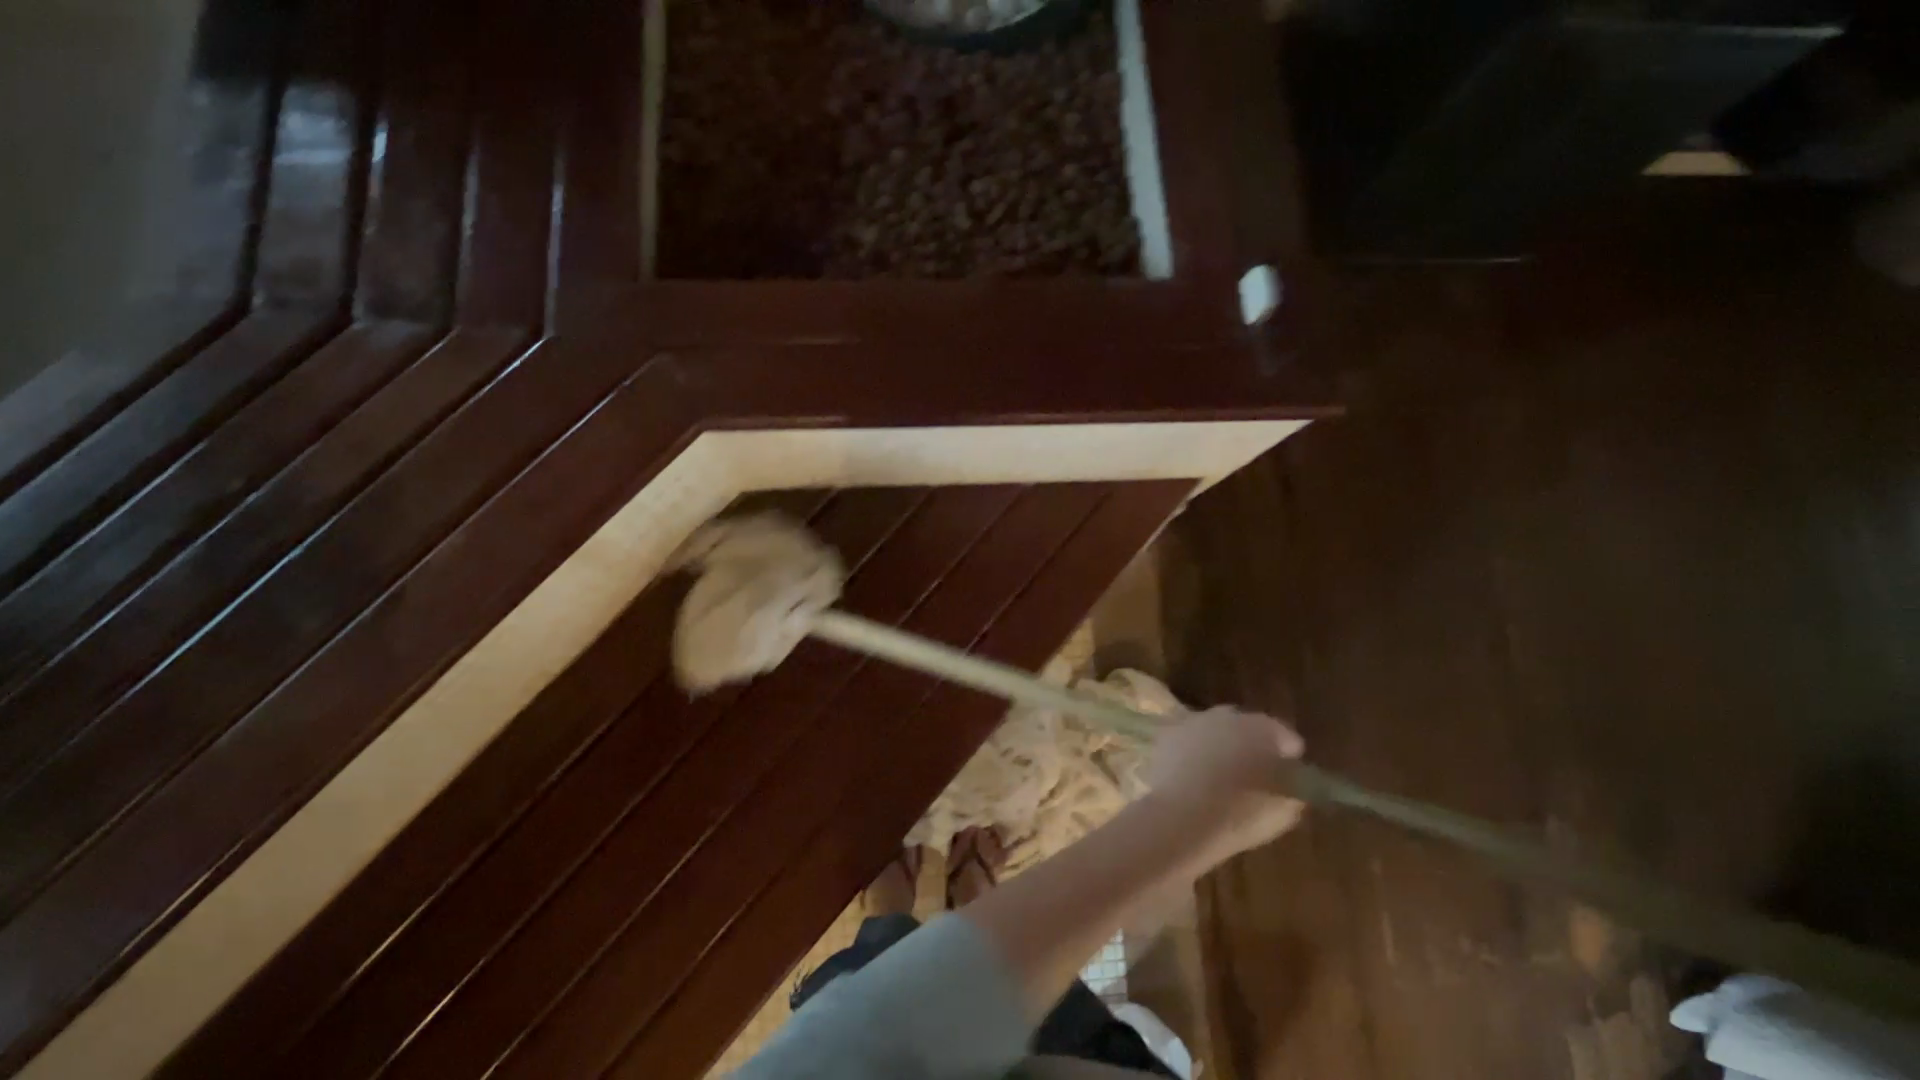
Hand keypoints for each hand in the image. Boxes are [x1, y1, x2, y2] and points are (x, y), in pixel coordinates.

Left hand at [1143, 706, 1306, 858]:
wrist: (1181, 819)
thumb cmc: (1239, 815)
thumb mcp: (1282, 811)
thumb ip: (1293, 791)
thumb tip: (1291, 788)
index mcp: (1262, 728)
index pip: (1284, 734)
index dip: (1290, 755)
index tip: (1292, 774)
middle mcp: (1227, 716)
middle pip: (1247, 727)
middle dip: (1253, 745)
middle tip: (1256, 773)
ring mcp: (1193, 722)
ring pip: (1214, 731)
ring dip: (1221, 746)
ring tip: (1222, 775)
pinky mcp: (1166, 736)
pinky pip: (1188, 742)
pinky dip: (1193, 754)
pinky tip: (1194, 776)